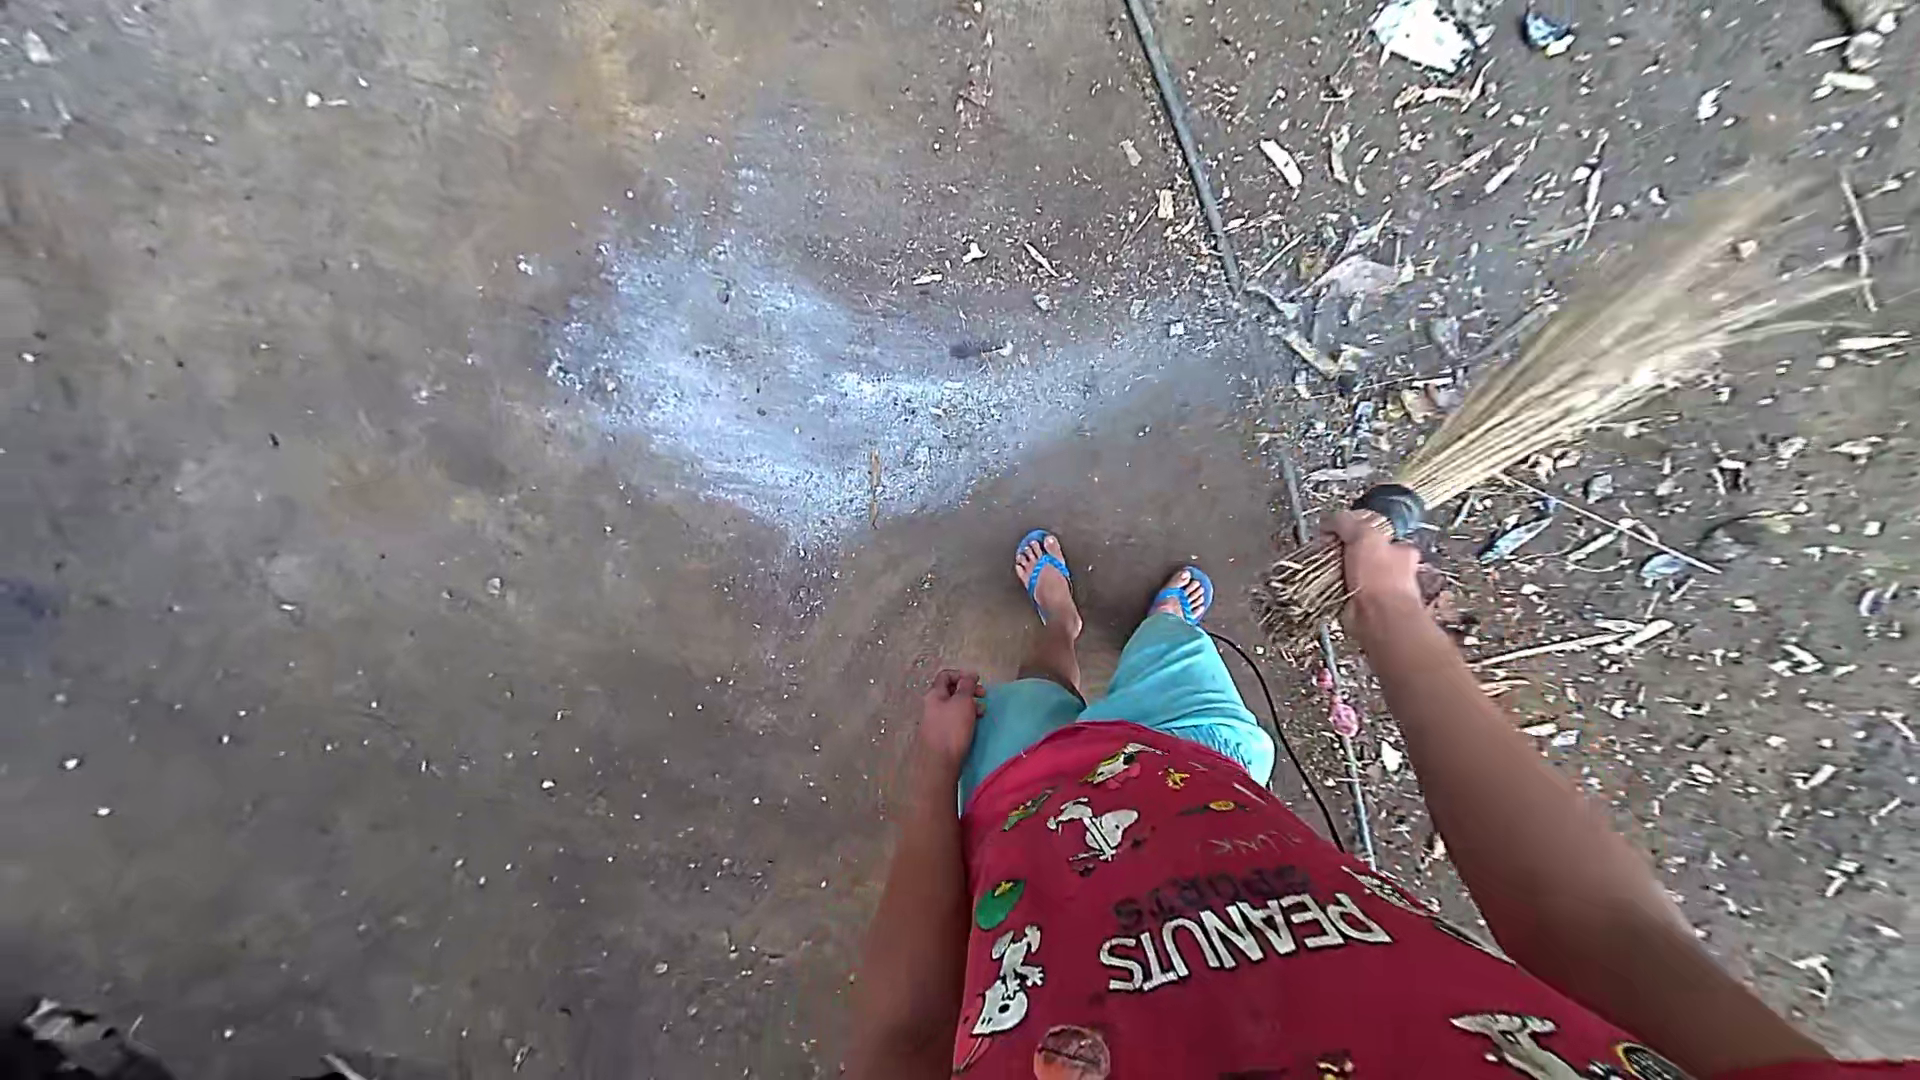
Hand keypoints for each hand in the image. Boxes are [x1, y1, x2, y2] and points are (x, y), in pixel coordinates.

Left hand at [916, 668, 984, 767]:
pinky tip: (974, 725)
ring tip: (982, 713)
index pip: (946, 675)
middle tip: (983, 696)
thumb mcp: (963, 702)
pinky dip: (966, 718)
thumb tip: (968, 674)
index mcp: (935, 694)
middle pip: (952, 691)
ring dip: (970, 705)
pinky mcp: (941, 735)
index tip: (977, 680)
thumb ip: (966, 686)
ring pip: (955, 706)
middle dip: (969, 691)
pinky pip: (954, 720)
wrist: (940, 763)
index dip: (961, 674)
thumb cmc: (952, 729)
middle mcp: (932, 705)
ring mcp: (936, 721)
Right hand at [1325, 510, 1423, 632]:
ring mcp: (1379, 588)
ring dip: (1335, 569)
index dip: (1352, 529)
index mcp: (1401, 550)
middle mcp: (1393, 569)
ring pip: (1349, 570)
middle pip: (1360, 552)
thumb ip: (1346, 523)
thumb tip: (1328, 521)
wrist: (1378, 617)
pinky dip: (1331, 586)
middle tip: (1326, 550)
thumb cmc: (1379, 577)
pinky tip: (1325, 584)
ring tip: (1322, 568)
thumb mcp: (1363, 535)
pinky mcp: (1362, 604)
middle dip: (1341, 551)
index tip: (1334, 531)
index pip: (1374, 532)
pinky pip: (1341, 588)